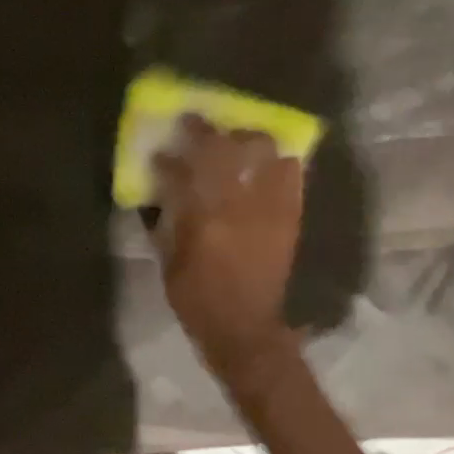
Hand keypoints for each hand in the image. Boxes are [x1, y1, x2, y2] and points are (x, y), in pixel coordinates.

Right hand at [151, 117, 303, 380]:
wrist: (246, 329)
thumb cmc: (198, 302)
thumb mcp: (169, 263)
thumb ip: (167, 222)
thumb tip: (163, 188)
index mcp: (201, 219)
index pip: (183, 171)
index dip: (170, 156)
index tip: (162, 147)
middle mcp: (237, 206)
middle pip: (223, 151)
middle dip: (207, 131)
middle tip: (197, 124)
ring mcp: (268, 208)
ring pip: (262, 154)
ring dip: (248, 138)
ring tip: (239, 137)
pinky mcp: (290, 216)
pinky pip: (291, 177)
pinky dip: (281, 162)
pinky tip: (271, 159)